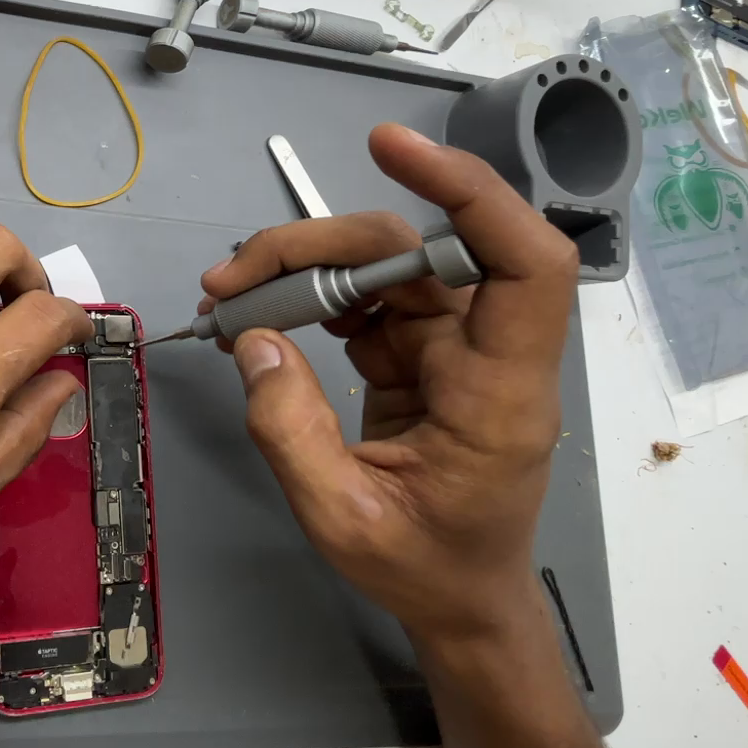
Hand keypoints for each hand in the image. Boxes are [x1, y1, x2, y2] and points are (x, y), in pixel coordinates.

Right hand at [201, 124, 579, 640]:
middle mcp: (479, 353)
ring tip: (226, 299)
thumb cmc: (420, 566)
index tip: (390, 150)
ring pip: (375, 268)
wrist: (455, 597)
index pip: (521, 264)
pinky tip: (254, 322)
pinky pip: (355, 302)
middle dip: (313, 248)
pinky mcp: (412, 353)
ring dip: (296, 270)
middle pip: (409, 252)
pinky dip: (299, 300)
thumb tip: (255, 340)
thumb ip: (290, 431)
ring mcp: (445, 348)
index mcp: (497, 393)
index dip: (468, 192)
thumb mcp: (340, 517)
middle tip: (228, 279)